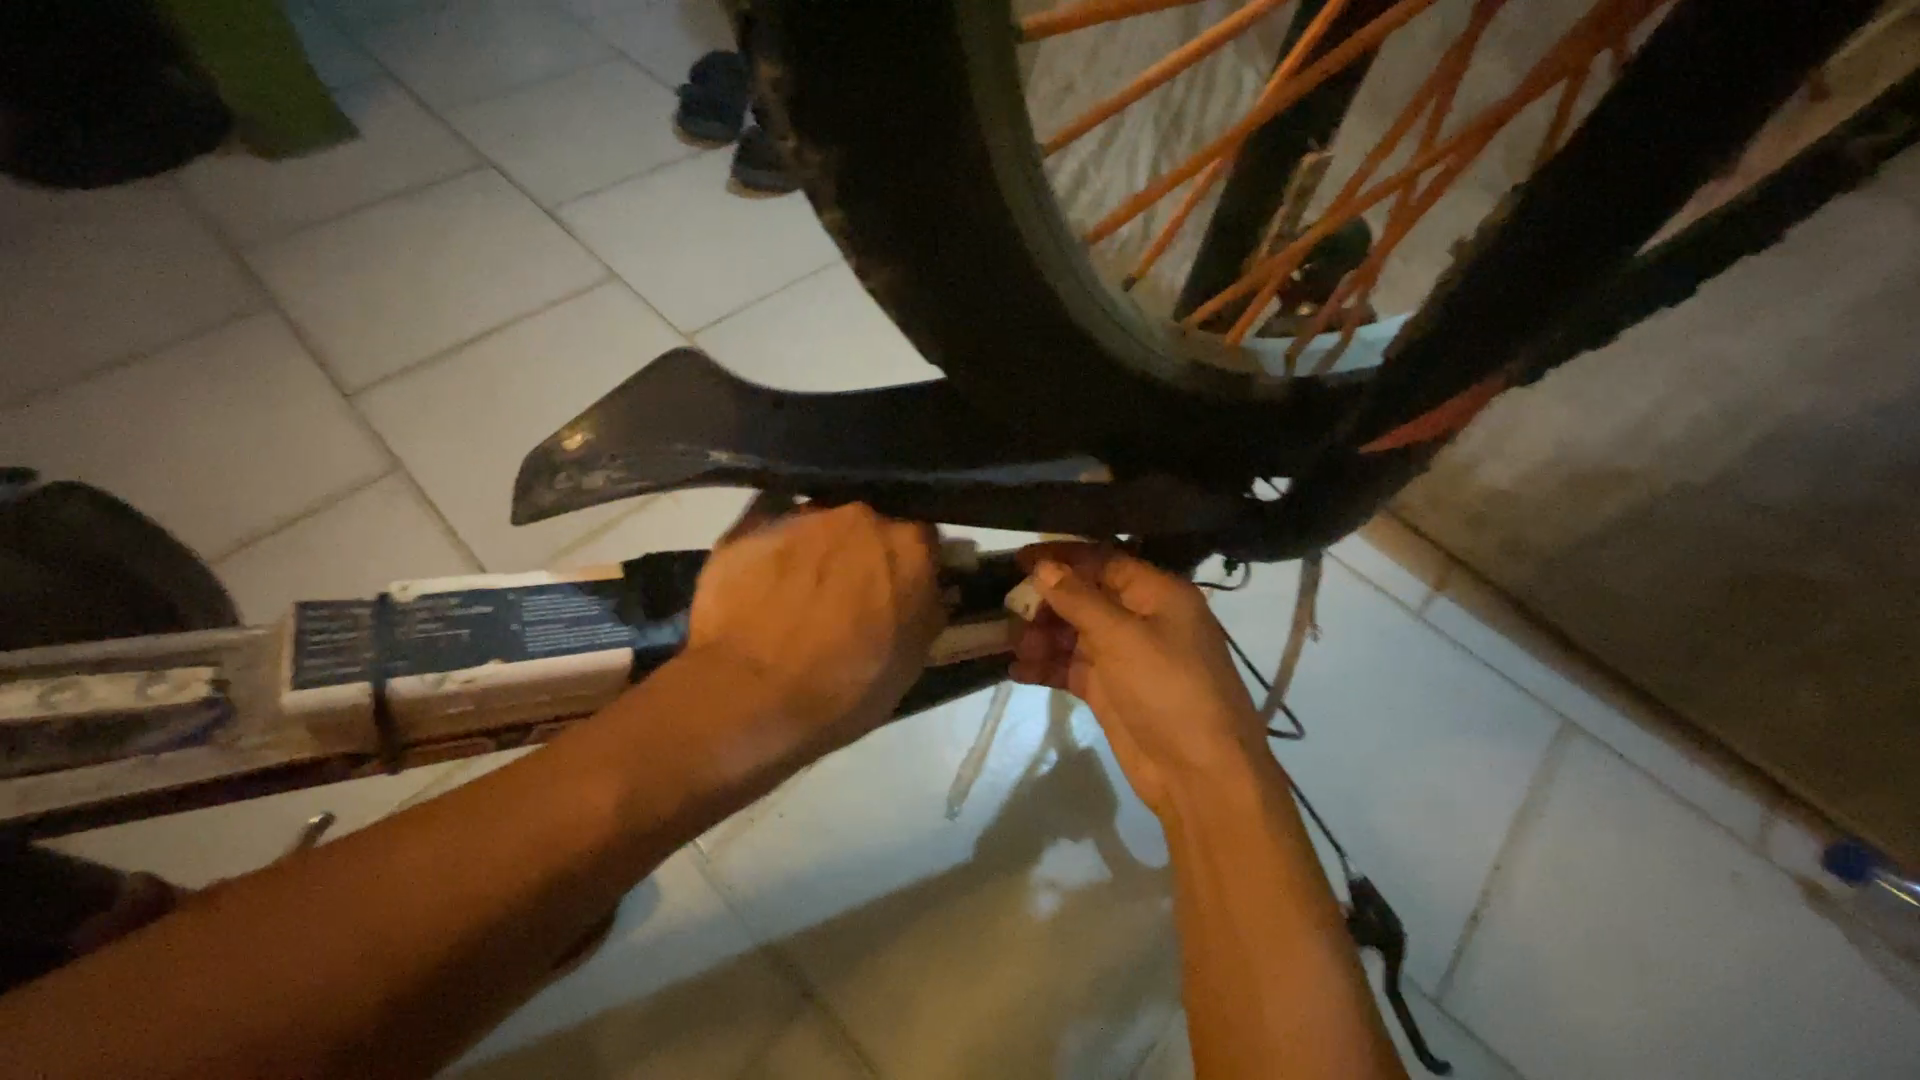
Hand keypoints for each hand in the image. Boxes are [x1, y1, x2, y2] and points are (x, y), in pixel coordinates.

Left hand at [686, 499, 944, 752]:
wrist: (747, 695)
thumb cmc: (842, 689)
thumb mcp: (909, 664)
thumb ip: (926, 613)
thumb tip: (931, 592)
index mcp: (909, 545)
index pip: (925, 542)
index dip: (913, 569)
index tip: (902, 593)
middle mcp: (860, 515)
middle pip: (870, 526)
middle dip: (865, 553)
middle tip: (849, 596)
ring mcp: (801, 514)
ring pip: (820, 524)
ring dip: (818, 550)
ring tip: (798, 595)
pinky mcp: (748, 523)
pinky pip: (771, 528)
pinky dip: (773, 549)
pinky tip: (762, 583)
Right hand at [1009, 543, 1263, 813]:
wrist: (1199, 773)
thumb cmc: (1168, 689)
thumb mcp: (1122, 637)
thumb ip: (1079, 599)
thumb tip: (1044, 567)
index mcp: (1158, 594)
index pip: (1103, 562)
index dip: (1062, 558)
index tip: (1019, 559)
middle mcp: (1142, 619)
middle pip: (1085, 598)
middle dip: (1047, 602)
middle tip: (1010, 610)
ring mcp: (1125, 657)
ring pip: (1074, 634)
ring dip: (1042, 636)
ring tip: (1015, 647)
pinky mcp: (1110, 691)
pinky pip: (1071, 668)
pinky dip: (1046, 667)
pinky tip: (1016, 670)